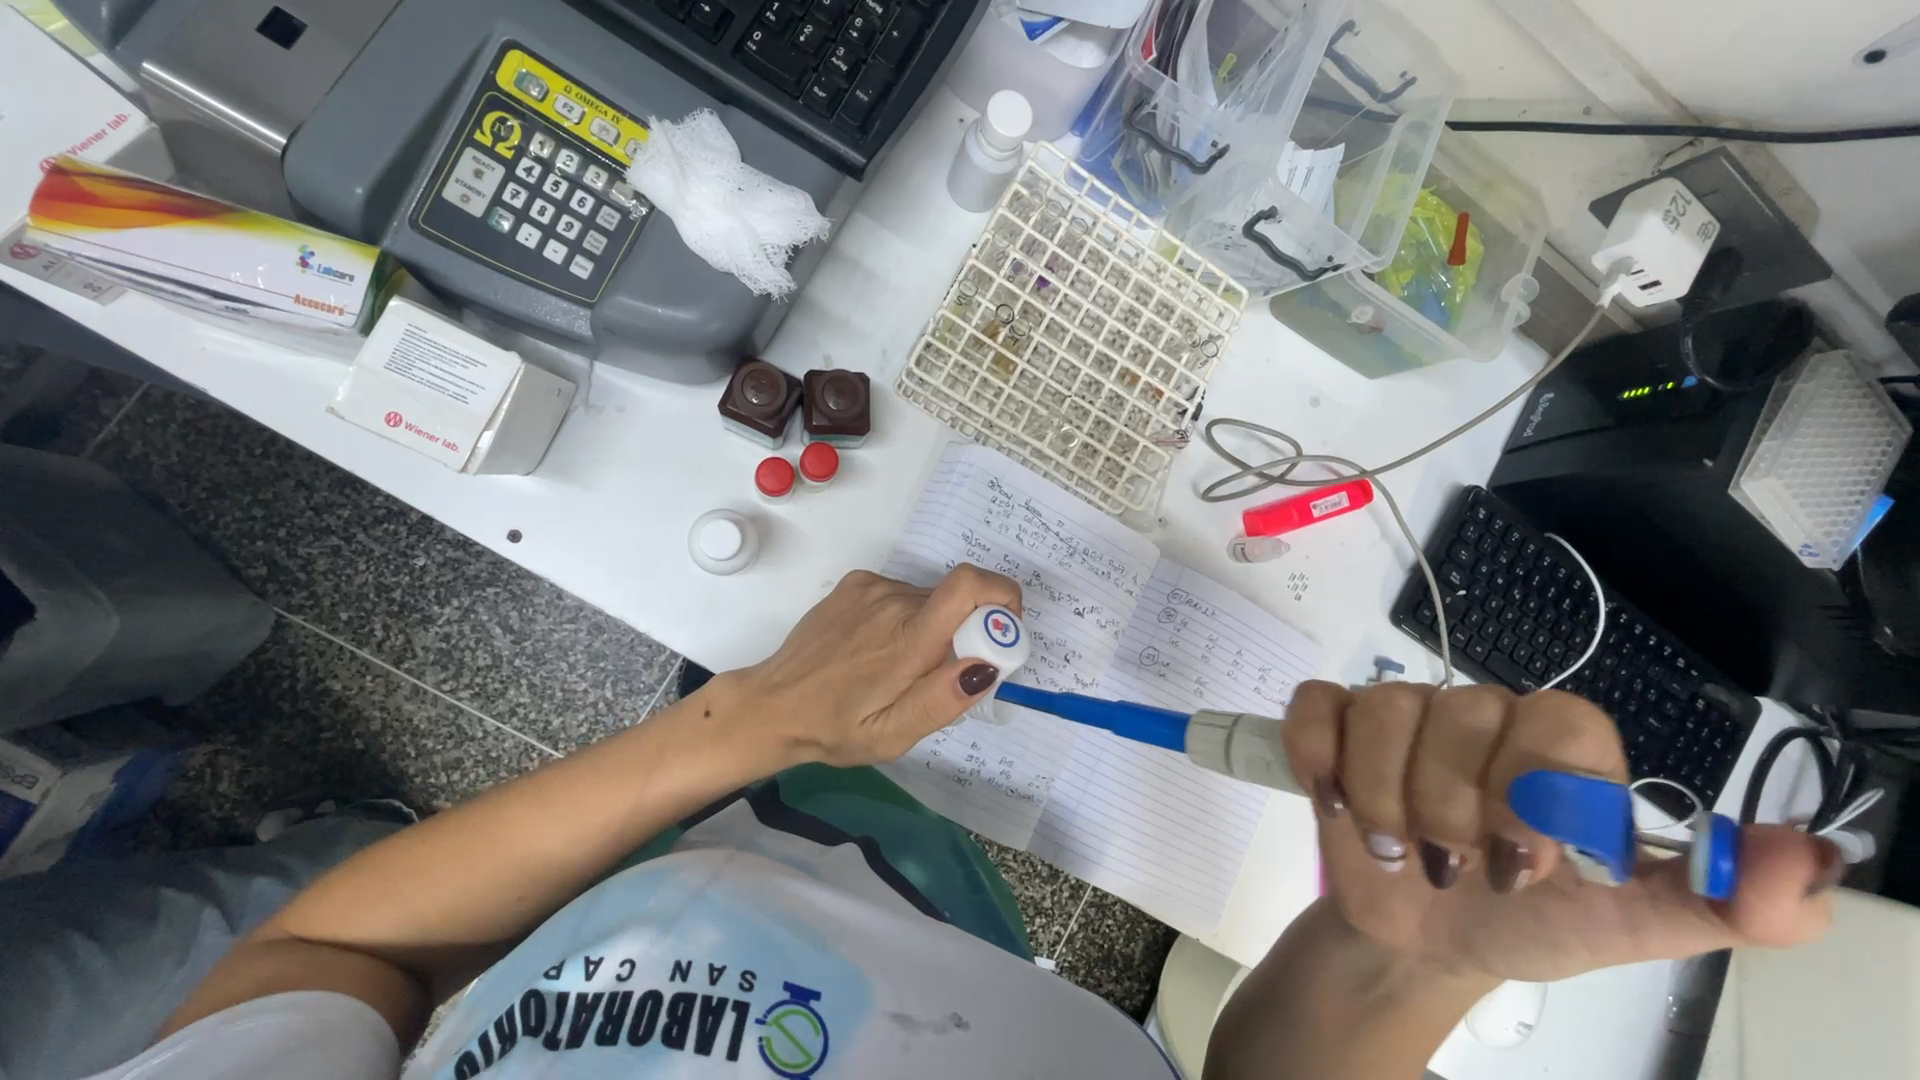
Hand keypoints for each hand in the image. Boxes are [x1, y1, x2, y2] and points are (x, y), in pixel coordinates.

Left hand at [724, 564, 1021, 768]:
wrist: (773, 704)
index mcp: (906, 639)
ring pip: (929, 598)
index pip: (969, 586)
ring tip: (902, 669)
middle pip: (956, 600)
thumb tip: (987, 664)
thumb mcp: (893, 734)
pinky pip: (904, 594)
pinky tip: (879, 650)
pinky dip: (908, 617)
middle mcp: (892, 600)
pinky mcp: (857, 583)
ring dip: (934, 627)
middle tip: (943, 674)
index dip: (1002, 596)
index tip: (1004, 631)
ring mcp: (871, 587)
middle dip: (968, 631)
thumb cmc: (836, 728)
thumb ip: (943, 698)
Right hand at [1282, 681, 1843, 983]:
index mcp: (1557, 752)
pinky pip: (1316, 703)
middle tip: (1449, 868)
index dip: (1538, 786)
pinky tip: (1334, 803)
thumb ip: (1726, 903)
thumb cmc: (1526, 929)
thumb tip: (1804, 856)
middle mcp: (1478, 717)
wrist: (1422, 939)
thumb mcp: (1632, 931)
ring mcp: (1399, 715)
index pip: (1560, 718)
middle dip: (1448, 806)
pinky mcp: (1331, 724)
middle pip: (1461, 710)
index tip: (1525, 865)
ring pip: (1385, 707)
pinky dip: (1318, 754)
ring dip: (1384, 796)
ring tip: (1393, 851)